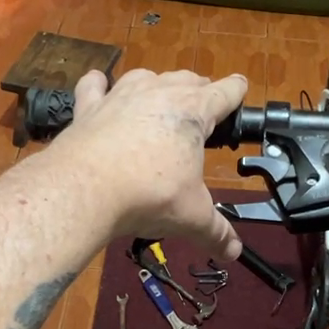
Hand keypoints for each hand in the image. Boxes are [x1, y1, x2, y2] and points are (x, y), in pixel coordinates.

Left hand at [48, 67, 247, 259]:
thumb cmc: (150, 195)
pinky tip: (99, 83)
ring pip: (145, 77)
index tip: (240, 86)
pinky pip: (93, 86)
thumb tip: (233, 252)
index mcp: (194, 112)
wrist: (87, 188)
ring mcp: (121, 96)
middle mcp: (159, 93)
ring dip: (156, 84)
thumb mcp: (192, 217)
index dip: (236, 89)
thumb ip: (216, 232)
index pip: (225, 92)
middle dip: (198, 89)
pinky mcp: (88, 108)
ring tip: (160, 96)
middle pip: (186, 79)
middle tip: (202, 105)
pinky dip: (98, 84)